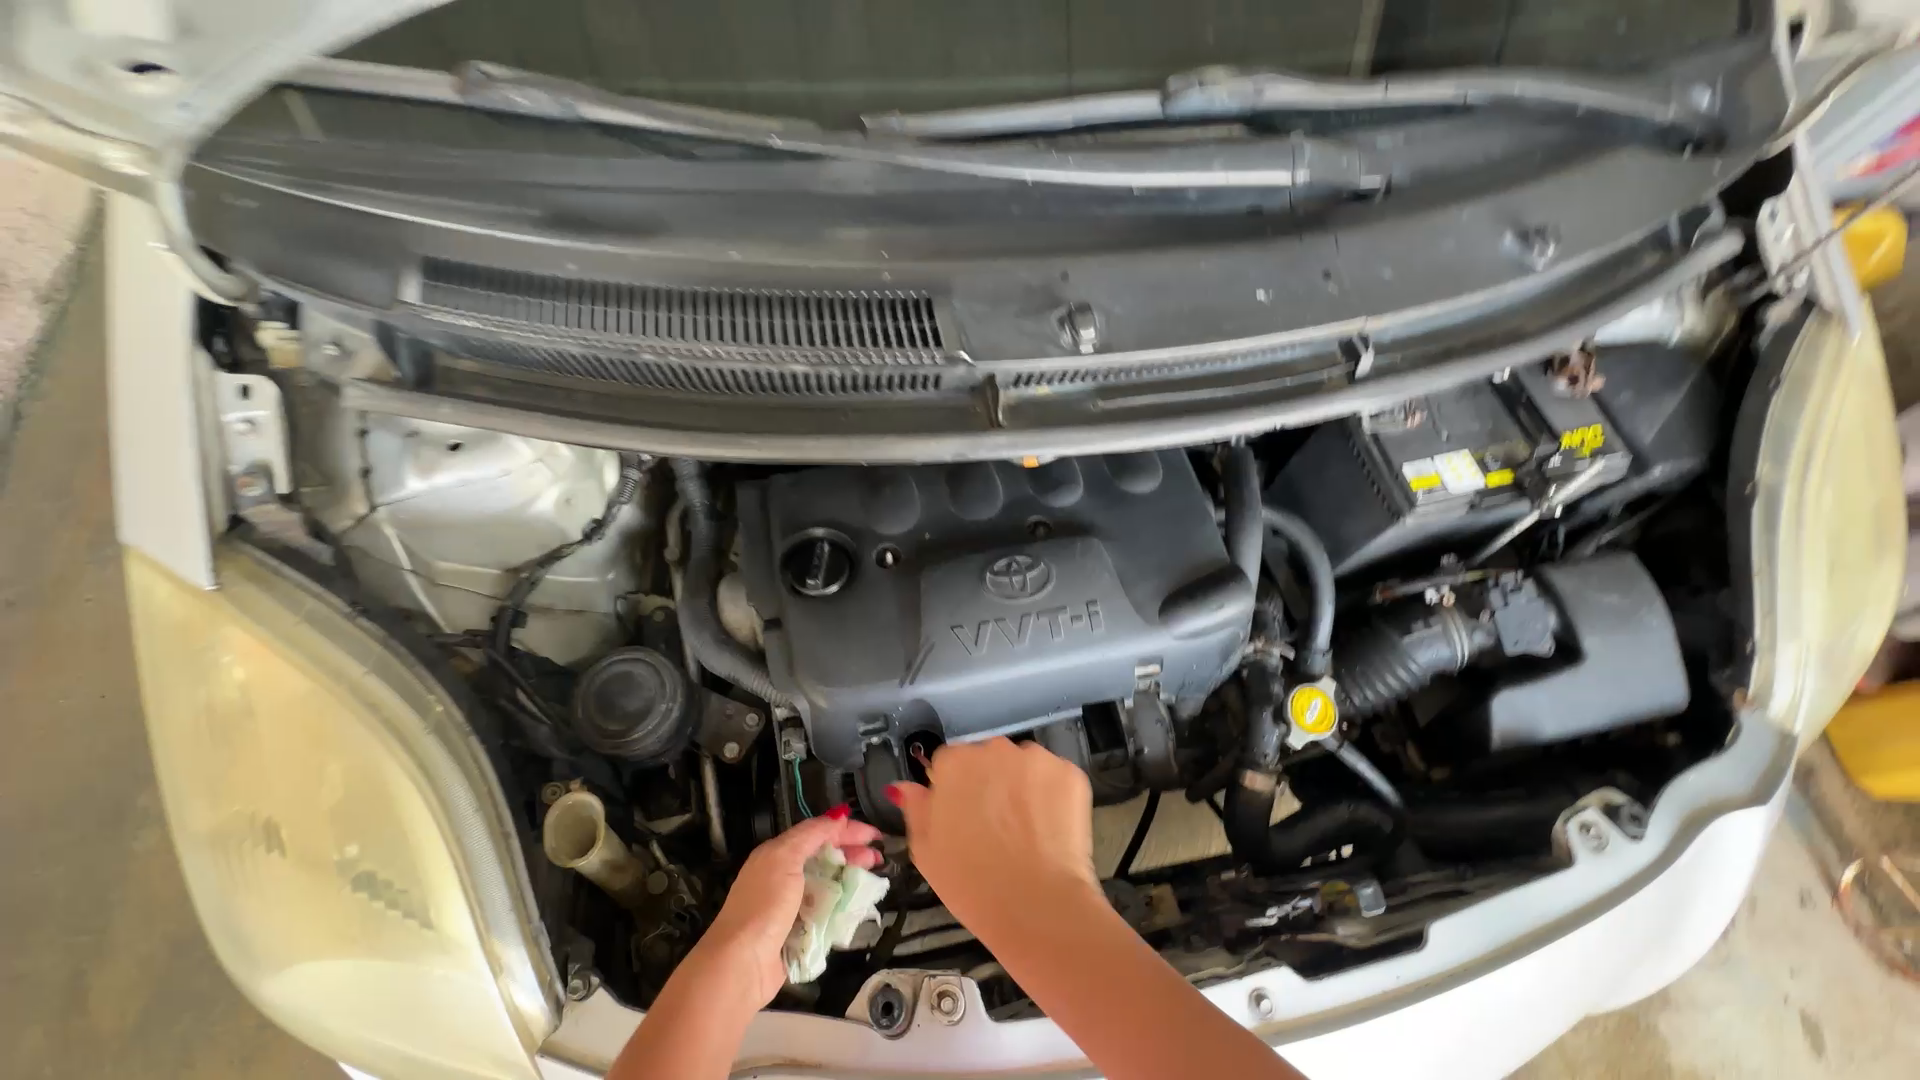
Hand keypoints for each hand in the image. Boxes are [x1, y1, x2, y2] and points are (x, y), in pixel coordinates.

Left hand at [691, 809, 882, 1006]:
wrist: (740, 964)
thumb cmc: (763, 906)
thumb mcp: (785, 859)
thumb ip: (812, 835)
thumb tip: (838, 815)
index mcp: (777, 854)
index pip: (818, 832)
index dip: (847, 830)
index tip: (875, 835)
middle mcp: (783, 876)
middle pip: (824, 858)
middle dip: (852, 854)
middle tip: (878, 859)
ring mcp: (791, 906)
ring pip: (827, 885)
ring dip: (850, 881)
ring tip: (872, 882)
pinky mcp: (798, 932)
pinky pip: (826, 912)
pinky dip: (842, 907)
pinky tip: (858, 907)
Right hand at [889, 738, 1100, 939]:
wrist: (1038, 907)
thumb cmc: (972, 883)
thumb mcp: (927, 851)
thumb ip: (916, 809)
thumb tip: (906, 786)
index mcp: (955, 763)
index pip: (948, 762)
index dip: (954, 790)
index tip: (962, 817)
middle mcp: (995, 749)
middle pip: (988, 758)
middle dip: (989, 783)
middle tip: (993, 827)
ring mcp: (1037, 759)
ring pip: (1023, 766)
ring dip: (1021, 786)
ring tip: (1025, 830)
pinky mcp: (1071, 773)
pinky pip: (1054, 778)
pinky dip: (1052, 796)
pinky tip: (1049, 829)